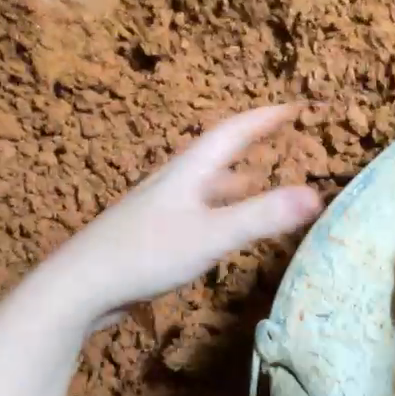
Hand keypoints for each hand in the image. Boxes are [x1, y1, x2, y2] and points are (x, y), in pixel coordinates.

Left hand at [43, 105, 323, 321]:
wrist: (77, 288)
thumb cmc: (144, 254)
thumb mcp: (211, 235)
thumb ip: (262, 216)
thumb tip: (317, 195)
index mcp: (189, 172)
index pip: (233, 131)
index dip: (264, 117)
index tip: (294, 106)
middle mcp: (175, 182)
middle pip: (219, 154)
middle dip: (252, 144)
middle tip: (284, 141)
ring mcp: (161, 208)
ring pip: (207, 184)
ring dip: (237, 179)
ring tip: (263, 182)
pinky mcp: (153, 234)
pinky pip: (198, 209)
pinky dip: (222, 208)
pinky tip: (224, 227)